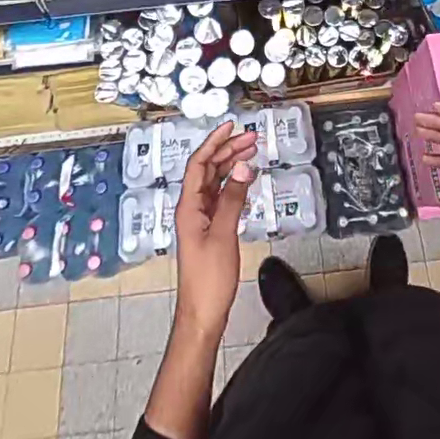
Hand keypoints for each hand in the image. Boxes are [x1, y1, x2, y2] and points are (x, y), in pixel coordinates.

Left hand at [173, 121, 258, 338]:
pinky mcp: (210, 227)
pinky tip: (246, 178)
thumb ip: (233, 199)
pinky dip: (234, 183)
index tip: (229, 126)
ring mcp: (200, 217)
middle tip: (250, 137)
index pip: (199, 163)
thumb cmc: (208, 280)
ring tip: (251, 151)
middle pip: (208, 169)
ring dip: (232, 164)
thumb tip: (243, 167)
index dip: (214, 142)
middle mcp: (191, 207)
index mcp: (188, 205)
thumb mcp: (223, 234)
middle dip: (227, 150)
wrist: (202, 312)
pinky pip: (220, 195)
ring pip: (215, 181)